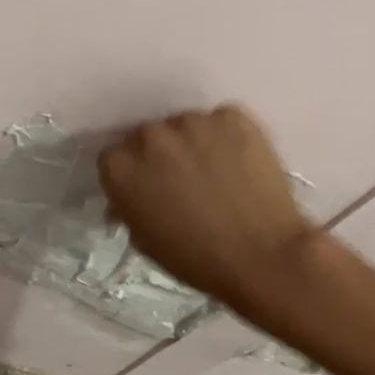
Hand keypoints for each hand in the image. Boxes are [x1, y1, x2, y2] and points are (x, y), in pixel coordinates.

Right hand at [98, 105, 317, 310]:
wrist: (260, 255)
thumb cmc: (193, 257)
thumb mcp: (143, 238)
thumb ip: (129, 206)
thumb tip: (131, 196)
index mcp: (120, 167)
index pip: (114, 158)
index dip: (132, 173)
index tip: (146, 188)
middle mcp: (150, 136)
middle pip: (148, 136)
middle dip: (159, 154)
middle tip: (180, 179)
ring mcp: (192, 122)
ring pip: (185, 126)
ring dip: (192, 143)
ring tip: (213, 170)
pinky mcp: (232, 117)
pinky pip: (221, 121)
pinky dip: (225, 137)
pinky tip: (237, 162)